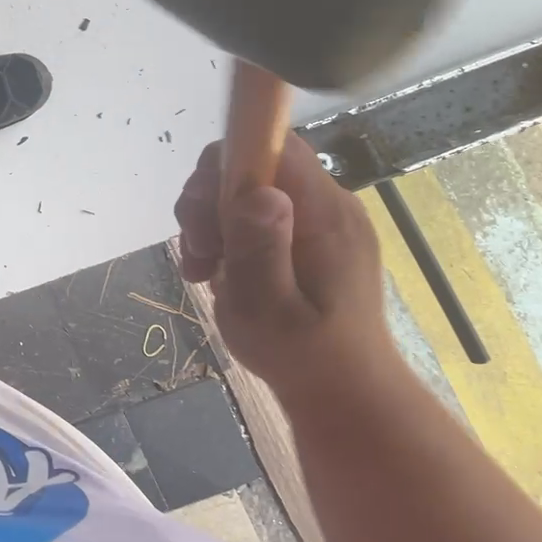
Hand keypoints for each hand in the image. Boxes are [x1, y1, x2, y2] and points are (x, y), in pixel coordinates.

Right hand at [172, 134, 399, 404]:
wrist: (343, 394)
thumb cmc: (301, 353)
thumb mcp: (266, 304)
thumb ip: (261, 246)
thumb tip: (258, 191)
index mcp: (325, 215)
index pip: (272, 147)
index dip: (224, 165)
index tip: (201, 214)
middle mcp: (328, 207)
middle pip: (251, 166)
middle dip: (208, 202)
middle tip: (198, 253)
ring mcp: (321, 222)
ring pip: (245, 191)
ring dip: (210, 223)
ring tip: (203, 269)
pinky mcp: (310, 239)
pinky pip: (256, 215)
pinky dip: (227, 237)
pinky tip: (217, 273)